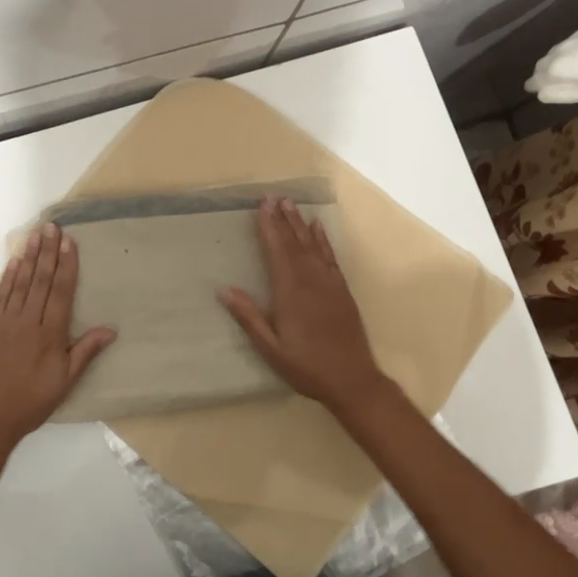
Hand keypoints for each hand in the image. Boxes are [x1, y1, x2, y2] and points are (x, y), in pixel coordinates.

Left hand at [0, 223, 115, 443]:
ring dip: (29, 257)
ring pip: (21, 282)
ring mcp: (7, 322)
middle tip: (52, 226)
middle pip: (41, 280)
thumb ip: (85, 351)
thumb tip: (111, 330)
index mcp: (50, 333)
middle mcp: (29, 321)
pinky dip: (9, 276)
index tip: (69, 242)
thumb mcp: (66, 381)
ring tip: (35, 234)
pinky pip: (2, 295)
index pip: (61, 291)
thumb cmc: (33, 400)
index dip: (66, 265)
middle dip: (48, 252)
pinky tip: (15, 262)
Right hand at [220, 197, 390, 411]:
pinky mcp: (342, 291)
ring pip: (312, 246)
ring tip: (291, 204)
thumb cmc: (306, 367)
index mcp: (290, 293)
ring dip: (300, 224)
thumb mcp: (271, 348)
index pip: (276, 252)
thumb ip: (249, 317)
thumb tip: (224, 290)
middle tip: (273, 196)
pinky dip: (323, 240)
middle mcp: (311, 282)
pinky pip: (331, 257)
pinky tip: (317, 228)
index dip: (268, 228)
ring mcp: (329, 284)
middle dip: (282, 219)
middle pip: (294, 243)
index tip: (261, 206)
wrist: (353, 381)